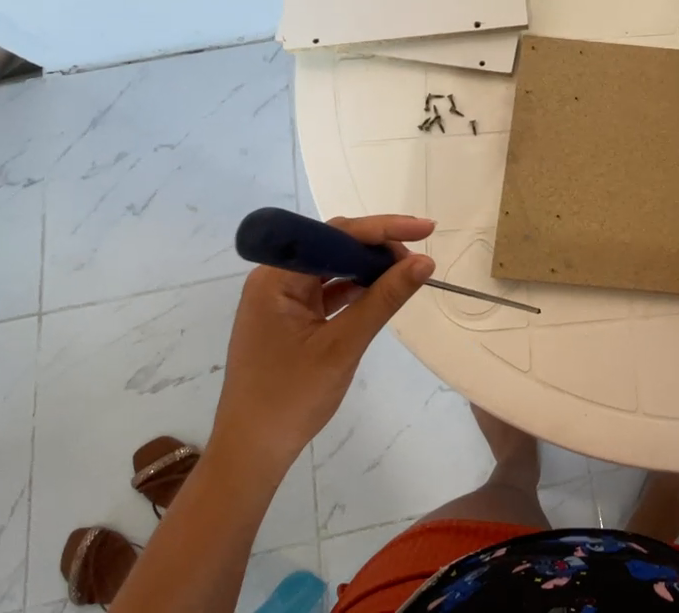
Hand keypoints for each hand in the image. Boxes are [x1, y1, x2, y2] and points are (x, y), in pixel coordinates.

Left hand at [210, 215, 435, 469]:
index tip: (426, 229)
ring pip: (332, 266)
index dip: (384, 228)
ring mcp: (280, 300)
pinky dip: (355, 288)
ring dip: (369, 267)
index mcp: (276, 278)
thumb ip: (384, 298)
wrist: (252, 452)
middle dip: (378, 247)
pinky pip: (327, 289)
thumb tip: (425, 261)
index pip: (336, 234)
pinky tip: (381, 293)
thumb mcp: (344, 345)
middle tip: (418, 259)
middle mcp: (274, 280)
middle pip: (334, 245)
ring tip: (406, 274)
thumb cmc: (291, 397)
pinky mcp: (288, 319)